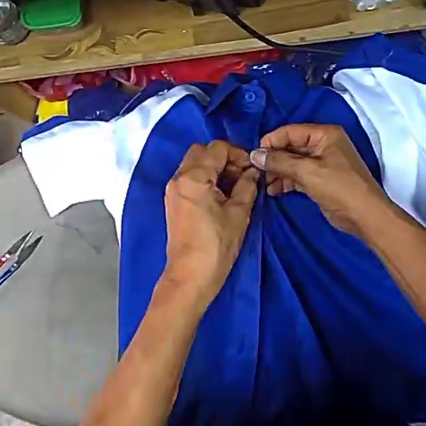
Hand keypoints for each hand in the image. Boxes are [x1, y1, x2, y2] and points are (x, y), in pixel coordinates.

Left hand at [162, 141, 259, 305]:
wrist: (190, 276)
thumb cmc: (217, 244)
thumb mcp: (239, 213)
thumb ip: (247, 186)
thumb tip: (253, 172)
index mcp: (194, 177)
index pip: (217, 148)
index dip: (238, 153)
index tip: (252, 168)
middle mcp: (178, 178)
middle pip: (202, 151)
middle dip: (224, 157)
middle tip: (243, 174)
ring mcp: (173, 190)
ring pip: (194, 164)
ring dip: (215, 168)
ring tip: (235, 186)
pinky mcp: (173, 202)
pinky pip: (190, 178)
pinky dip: (206, 179)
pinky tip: (221, 196)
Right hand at [250, 124, 393, 238]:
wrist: (365, 215)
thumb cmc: (339, 188)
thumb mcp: (308, 172)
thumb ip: (280, 161)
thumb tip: (255, 155)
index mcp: (325, 134)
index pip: (291, 131)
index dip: (271, 141)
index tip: (253, 155)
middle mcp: (324, 144)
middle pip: (291, 146)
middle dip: (273, 159)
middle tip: (255, 172)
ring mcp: (323, 162)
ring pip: (293, 162)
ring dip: (278, 172)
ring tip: (264, 185)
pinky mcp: (321, 179)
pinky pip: (299, 175)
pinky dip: (287, 181)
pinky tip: (274, 191)